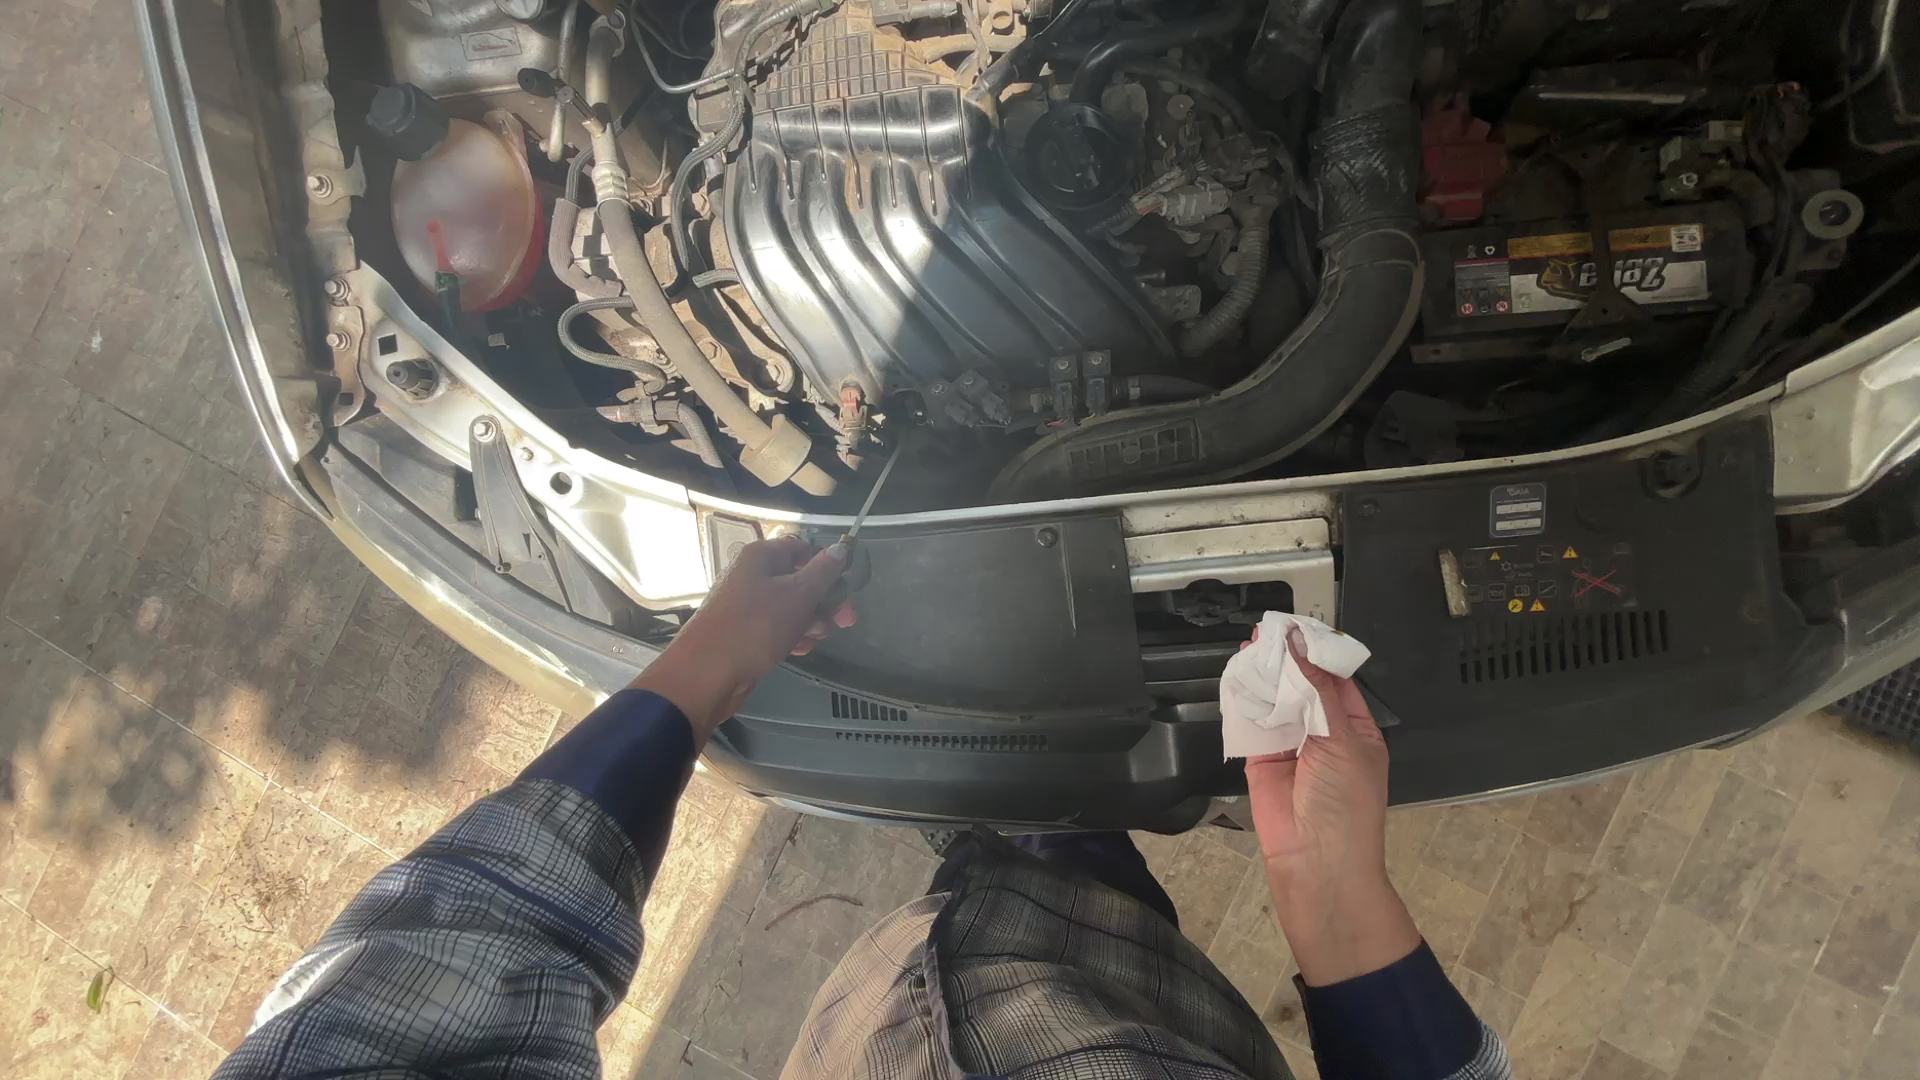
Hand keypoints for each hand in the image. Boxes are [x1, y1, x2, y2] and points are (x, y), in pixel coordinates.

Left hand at [632, 535, 856, 743]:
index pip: (802, 549)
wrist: (707, 675)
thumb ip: (824, 572)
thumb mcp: (798, 595)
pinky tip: (799, 649)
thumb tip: (841, 549)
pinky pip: (778, 627)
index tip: (848, 585)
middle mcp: (753, 576)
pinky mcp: (746, 632)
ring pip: (792, 607)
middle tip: (845, 621)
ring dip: (811, 621)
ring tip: (815, 637)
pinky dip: (792, 636)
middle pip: (800, 580)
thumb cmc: (755, 627)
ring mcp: (748, 606)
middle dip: (825, 600)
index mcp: (761, 558)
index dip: (828, 564)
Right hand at [1244, 627, 1419, 985]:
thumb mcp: (1341, 740)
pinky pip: (1248, 721)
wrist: (1316, 862)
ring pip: (1272, 699)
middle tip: (1265, 630)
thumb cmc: (1345, 804)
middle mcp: (1320, 731)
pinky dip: (1240, 700)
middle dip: (1284, 660)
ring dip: (1261, 675)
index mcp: (1353, 727)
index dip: (1316, 652)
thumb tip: (1299, 645)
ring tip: (1248, 645)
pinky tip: (1234, 676)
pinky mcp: (1258, 755)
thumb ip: (1317, 690)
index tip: (1296, 626)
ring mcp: (1288, 743)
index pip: (1334, 679)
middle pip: (1299, 685)